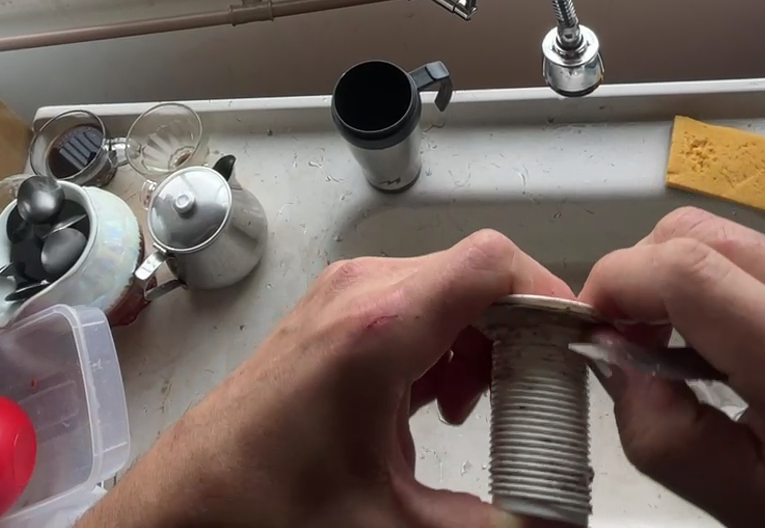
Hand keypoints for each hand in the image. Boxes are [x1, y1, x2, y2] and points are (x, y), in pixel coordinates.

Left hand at [80, 230, 569, 527]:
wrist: (188, 503)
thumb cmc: (275, 508)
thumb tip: (562, 524)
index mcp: (381, 324)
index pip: (491, 263)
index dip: (548, 293)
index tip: (576, 347)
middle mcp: (363, 288)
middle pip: (473, 274)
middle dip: (518, 332)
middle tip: (536, 399)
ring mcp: (343, 292)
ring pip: (444, 286)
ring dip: (478, 339)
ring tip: (478, 409)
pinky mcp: (332, 309)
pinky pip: (411, 301)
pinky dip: (442, 340)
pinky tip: (437, 401)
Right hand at [579, 208, 764, 527]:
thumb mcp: (746, 510)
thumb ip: (657, 428)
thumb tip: (608, 349)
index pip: (686, 271)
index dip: (617, 281)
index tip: (594, 322)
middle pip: (696, 234)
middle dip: (641, 275)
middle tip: (633, 337)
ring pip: (722, 234)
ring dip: (682, 278)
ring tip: (693, 346)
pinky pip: (762, 249)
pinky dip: (727, 282)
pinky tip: (747, 338)